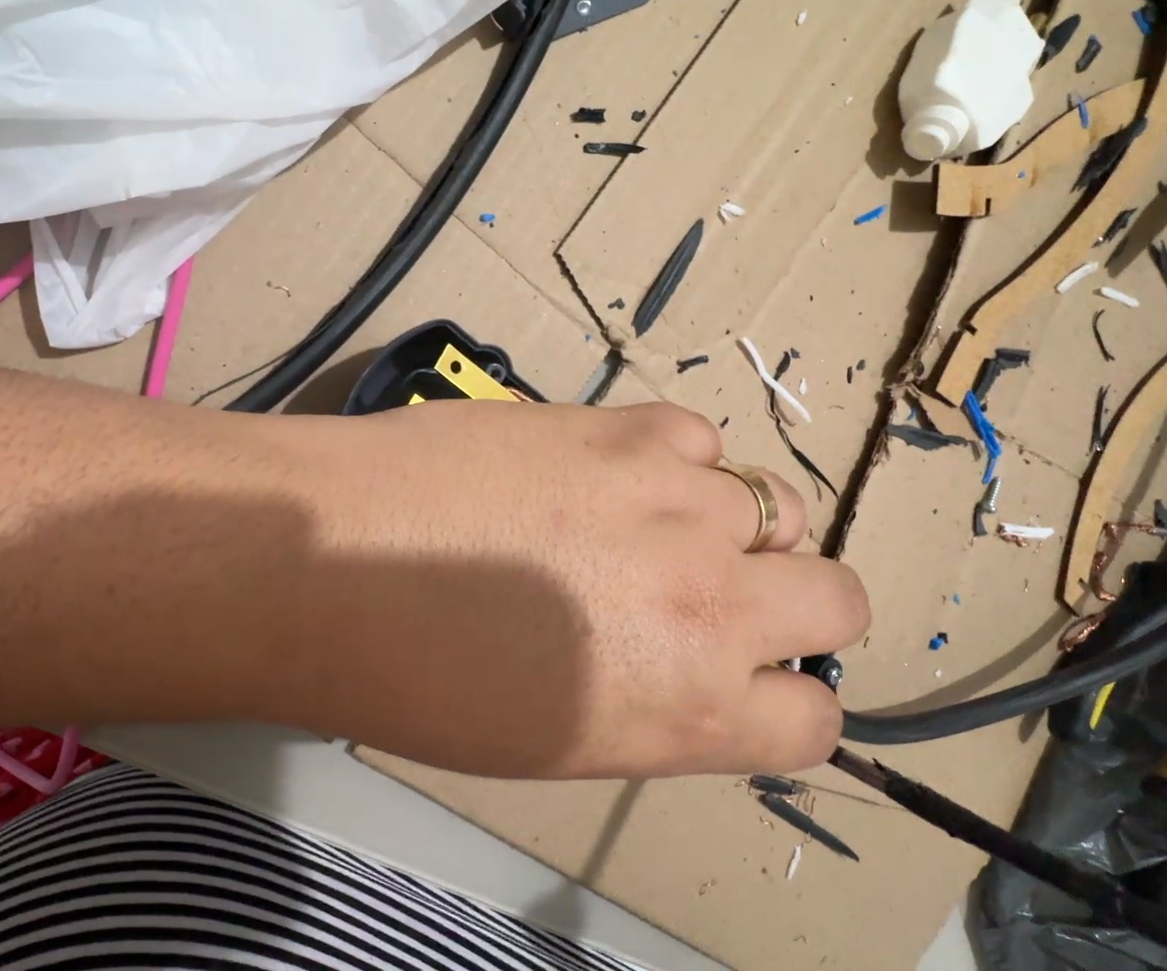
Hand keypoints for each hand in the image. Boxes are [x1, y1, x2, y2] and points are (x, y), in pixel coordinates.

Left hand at [275, 401, 870, 778]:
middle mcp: (709, 603)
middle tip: (713, 595)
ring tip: (641, 526)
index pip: (816, 718)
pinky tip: (610, 473)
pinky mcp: (620, 428)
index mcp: (692, 710)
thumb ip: (649, 707)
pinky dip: (672, 460)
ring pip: (771, 505)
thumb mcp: (549, 738)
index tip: (744, 680)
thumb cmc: (414, 677)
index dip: (781, 699)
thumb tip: (682, 667)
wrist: (331, 560)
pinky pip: (698, 437)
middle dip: (790, 605)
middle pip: (835, 598)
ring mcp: (672, 502)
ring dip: (724, 524)